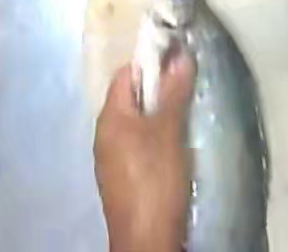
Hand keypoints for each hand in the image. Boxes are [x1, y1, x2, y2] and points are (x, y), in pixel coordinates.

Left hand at [94, 53, 193, 251]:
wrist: (146, 244)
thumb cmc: (155, 179)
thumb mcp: (169, 130)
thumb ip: (174, 91)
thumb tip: (180, 54)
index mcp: (109, 116)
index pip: (125, 74)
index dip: (149, 64)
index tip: (175, 62)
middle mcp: (103, 134)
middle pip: (130, 98)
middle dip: (156, 90)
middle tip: (184, 88)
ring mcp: (109, 160)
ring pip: (134, 123)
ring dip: (156, 116)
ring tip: (182, 115)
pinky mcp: (120, 181)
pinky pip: (135, 146)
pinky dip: (152, 139)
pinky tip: (172, 148)